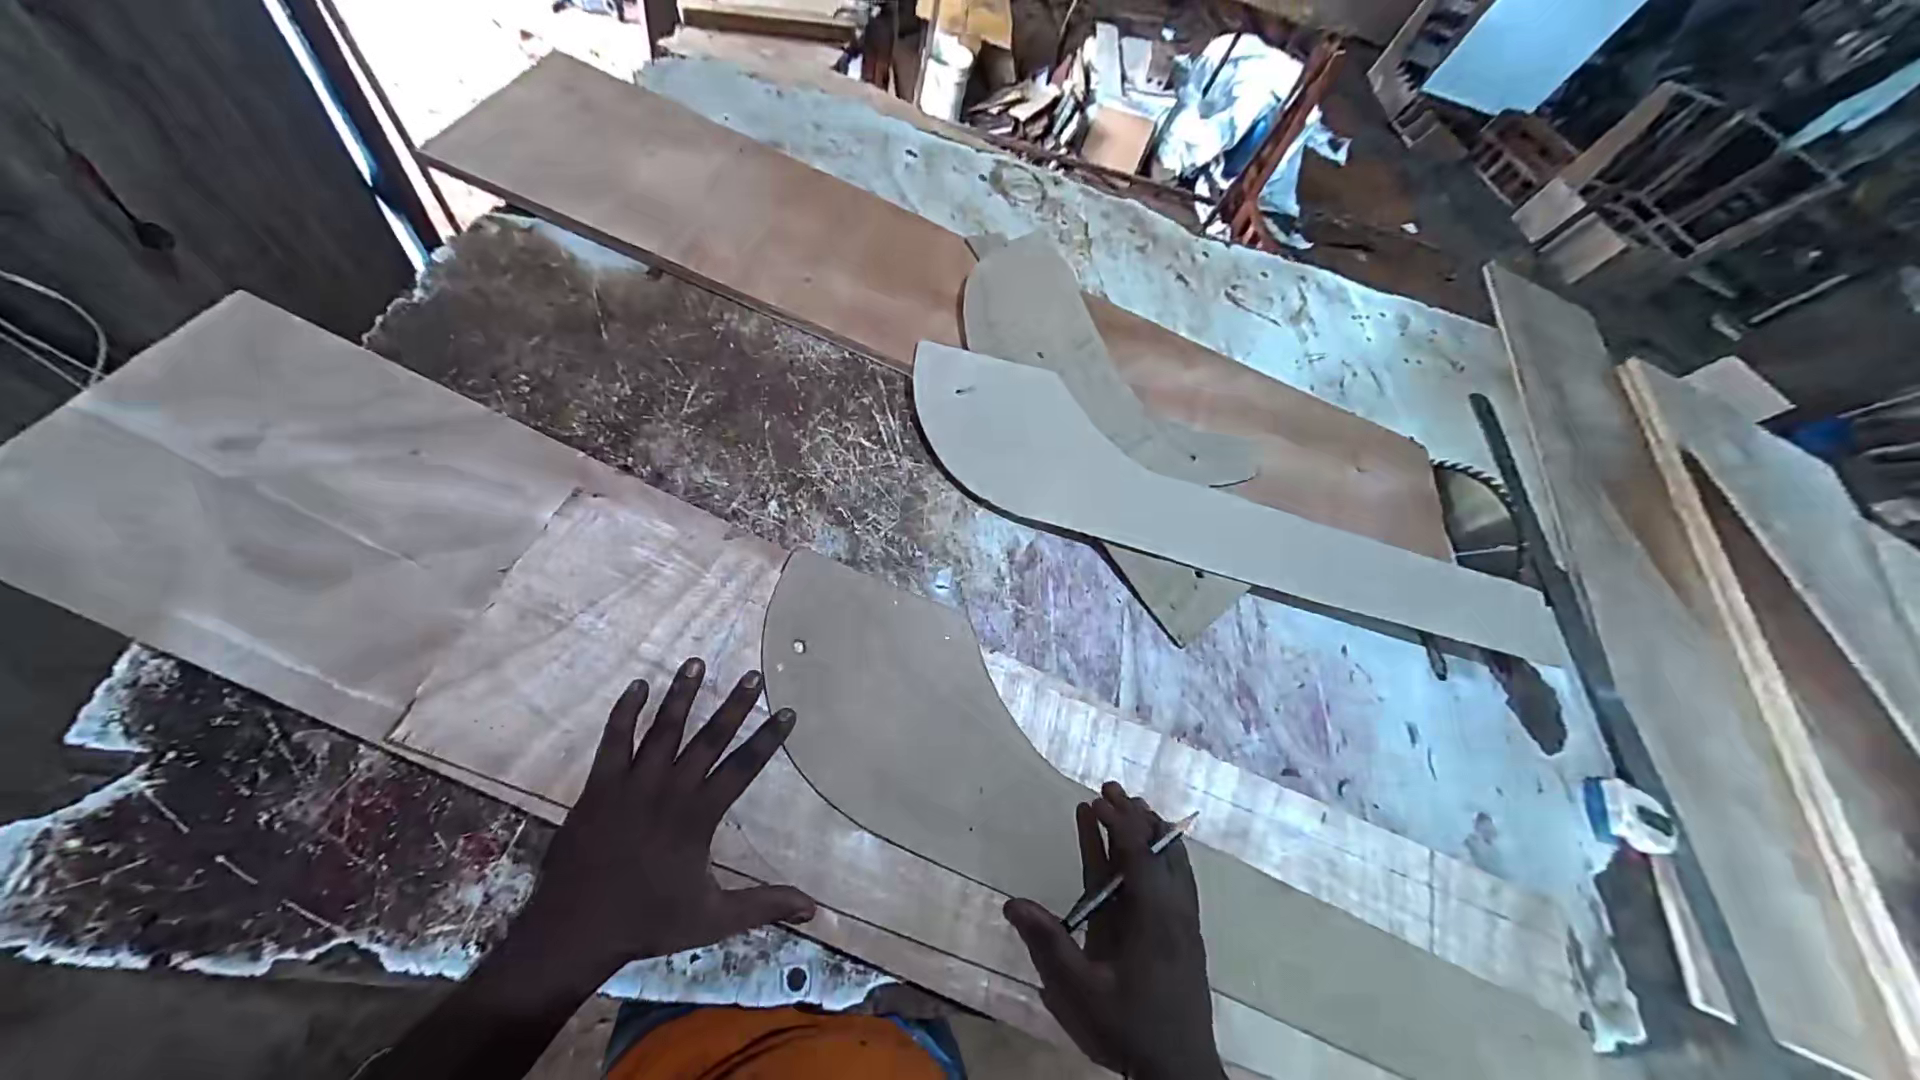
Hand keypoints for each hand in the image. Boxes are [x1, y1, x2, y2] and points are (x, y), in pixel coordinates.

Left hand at [512, 658, 816, 985]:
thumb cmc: (647, 922)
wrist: (573, 932)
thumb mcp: (713, 919)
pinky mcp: (599, 787)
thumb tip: (813, 909)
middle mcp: (669, 792)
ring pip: (663, 731)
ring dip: (682, 696)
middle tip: (751, 675)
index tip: (787, 712)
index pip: (743, 768)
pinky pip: (614, 741)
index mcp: (698, 817)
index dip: (767, 739)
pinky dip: (625, 712)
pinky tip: (637, 686)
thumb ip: (763, 906)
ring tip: (696, 662)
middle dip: (733, 706)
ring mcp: (631, 785)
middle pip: (709, 739)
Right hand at [1003, 782, 1225, 1079]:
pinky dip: (1163, 853)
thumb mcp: (1082, 991)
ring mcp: (1185, 922)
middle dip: (1134, 815)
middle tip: (1110, 788)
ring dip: (1152, 830)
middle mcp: (1175, 911)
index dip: (1117, 822)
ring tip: (1132, 805)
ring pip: (1174, 861)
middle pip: (1159, 848)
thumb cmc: (1129, 1028)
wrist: (1180, 1073)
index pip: (1137, 854)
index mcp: (1154, 918)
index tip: (1094, 800)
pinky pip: (1179, 879)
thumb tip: (1012, 903)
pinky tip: (1153, 849)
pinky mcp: (1187, 934)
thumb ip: (1049, 945)